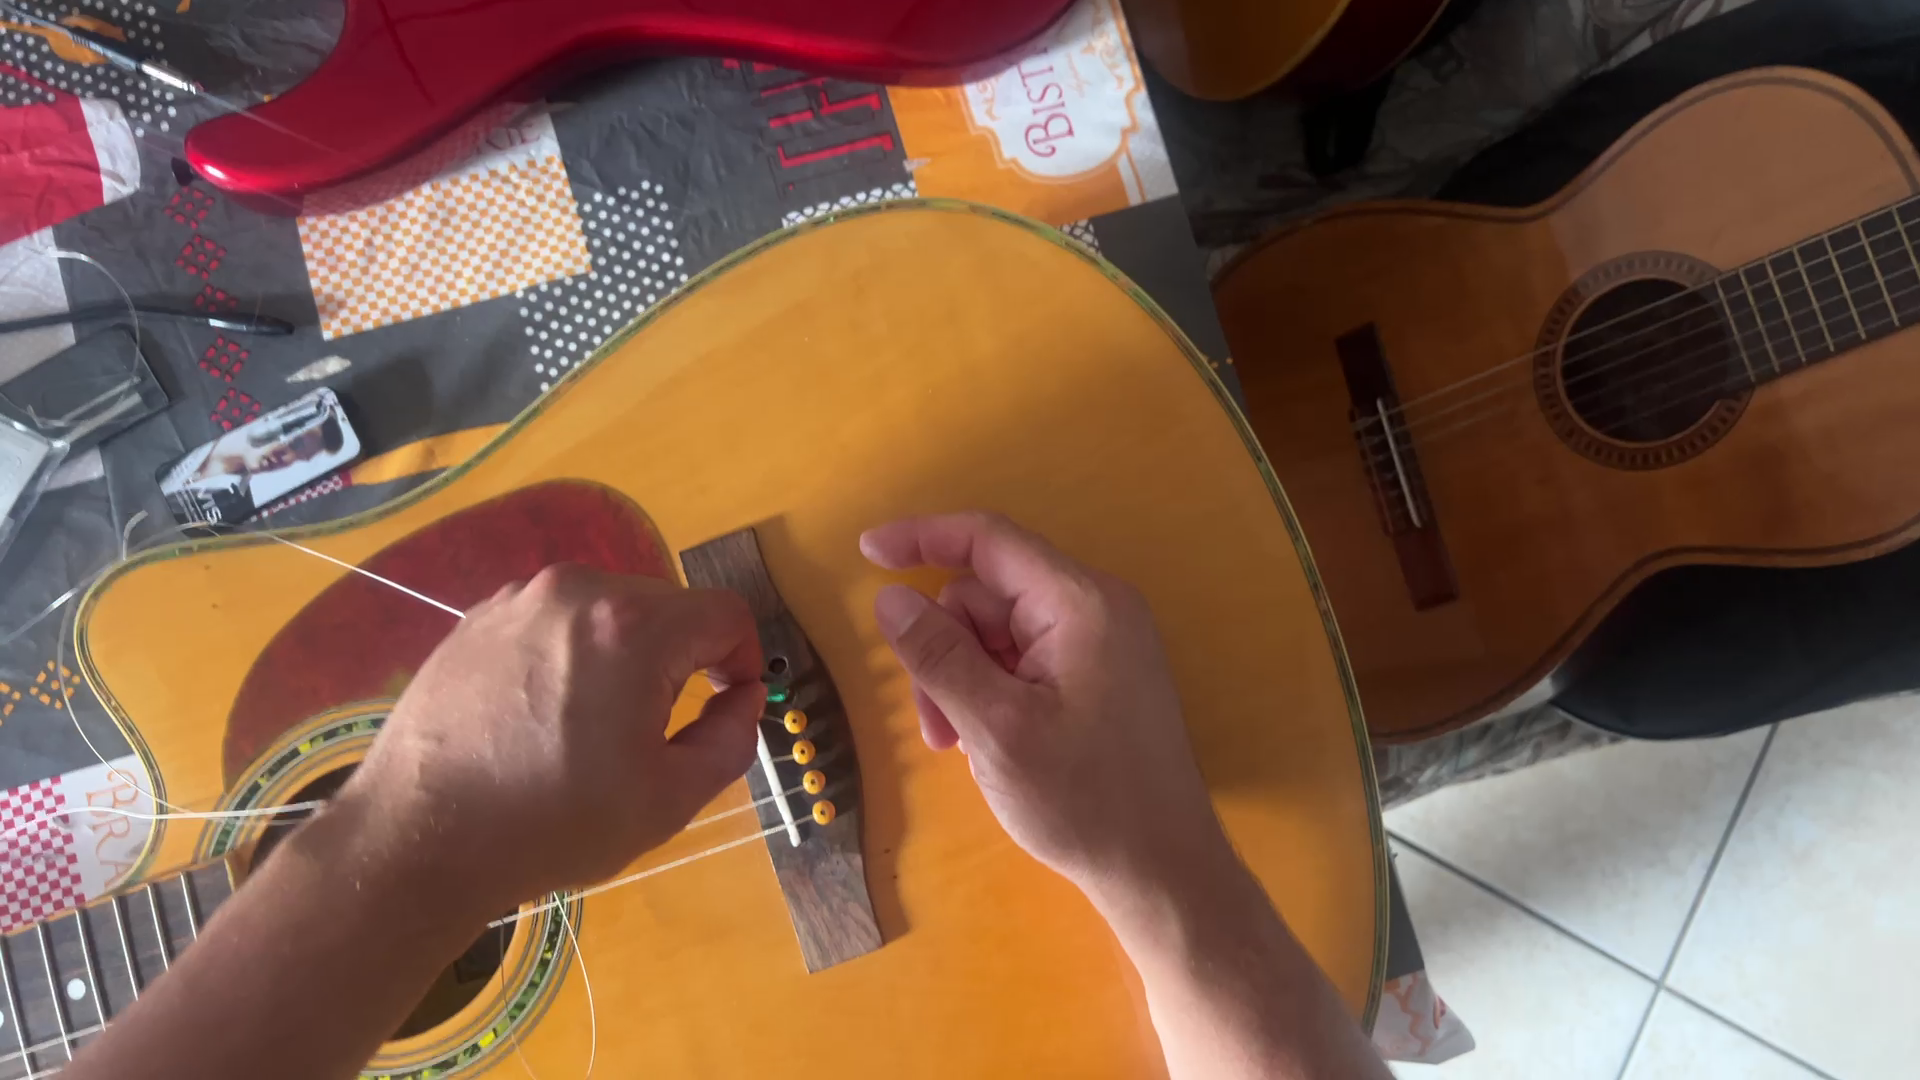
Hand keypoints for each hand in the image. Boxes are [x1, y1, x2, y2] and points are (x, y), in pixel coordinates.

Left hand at [337, 564, 764, 916]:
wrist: (411, 844)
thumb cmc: (553, 823)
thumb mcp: (671, 798)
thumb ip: (734, 737)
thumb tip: (744, 696)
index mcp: (634, 627)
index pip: (727, 614)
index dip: (744, 657)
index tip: (728, 701)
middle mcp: (581, 590)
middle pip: (673, 606)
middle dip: (686, 656)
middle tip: (656, 722)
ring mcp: (523, 596)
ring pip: (617, 606)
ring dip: (632, 649)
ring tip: (596, 715)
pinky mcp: (481, 614)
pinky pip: (562, 615)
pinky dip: (579, 646)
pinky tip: (548, 704)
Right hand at [860, 513, 1230, 904]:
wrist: (1163, 872)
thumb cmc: (1082, 800)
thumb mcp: (995, 727)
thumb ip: (937, 655)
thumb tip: (889, 598)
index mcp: (1079, 601)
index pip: (988, 539)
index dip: (922, 537)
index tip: (867, 552)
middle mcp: (1094, 606)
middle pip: (987, 596)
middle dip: (945, 648)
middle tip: (935, 723)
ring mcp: (1099, 640)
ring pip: (998, 632)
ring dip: (963, 679)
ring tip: (960, 744)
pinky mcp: (1097, 672)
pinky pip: (1023, 659)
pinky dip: (991, 691)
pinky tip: (986, 742)